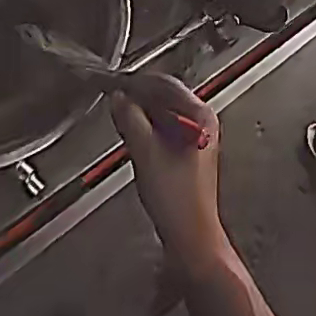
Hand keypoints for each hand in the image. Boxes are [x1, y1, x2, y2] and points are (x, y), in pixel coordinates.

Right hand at [108, 74, 228, 273]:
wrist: (191, 233)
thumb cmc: (176, 198)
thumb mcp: (146, 154)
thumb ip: (131, 121)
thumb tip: (119, 98)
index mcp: (201, 116)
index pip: (166, 85)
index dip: (137, 82)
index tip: (113, 82)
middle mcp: (203, 122)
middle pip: (167, 96)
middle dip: (138, 94)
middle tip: (112, 94)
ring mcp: (197, 135)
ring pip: (164, 111)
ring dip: (141, 109)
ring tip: (118, 110)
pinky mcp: (188, 150)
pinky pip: (165, 126)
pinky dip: (146, 124)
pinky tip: (131, 130)